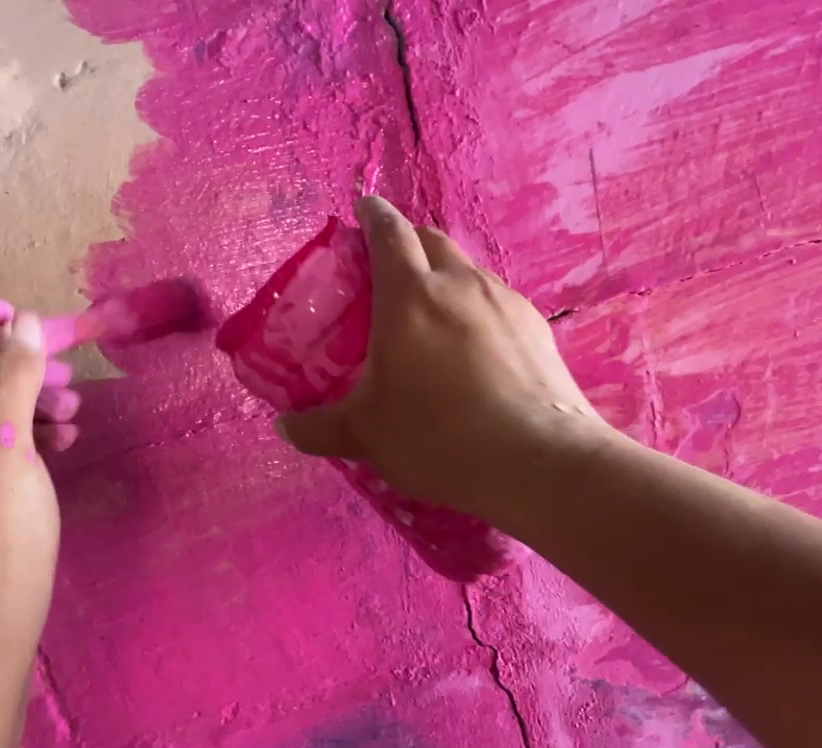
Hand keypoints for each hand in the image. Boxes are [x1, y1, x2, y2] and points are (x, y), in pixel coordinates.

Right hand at [276, 196, 611, 520]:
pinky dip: (475, 311)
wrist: (534, 460)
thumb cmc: (436, 436)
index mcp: (410, 295)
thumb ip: (319, 428)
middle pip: (431, 240)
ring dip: (444, 278)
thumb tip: (284, 428)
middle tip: (388, 271)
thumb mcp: (364, 436)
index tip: (361, 213)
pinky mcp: (537, 327)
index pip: (387, 232)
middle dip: (407, 243)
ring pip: (468, 270)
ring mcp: (506, 301)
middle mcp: (460, 283)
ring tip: (430, 317)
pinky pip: (496, 303)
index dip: (371, 216)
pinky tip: (473, 352)